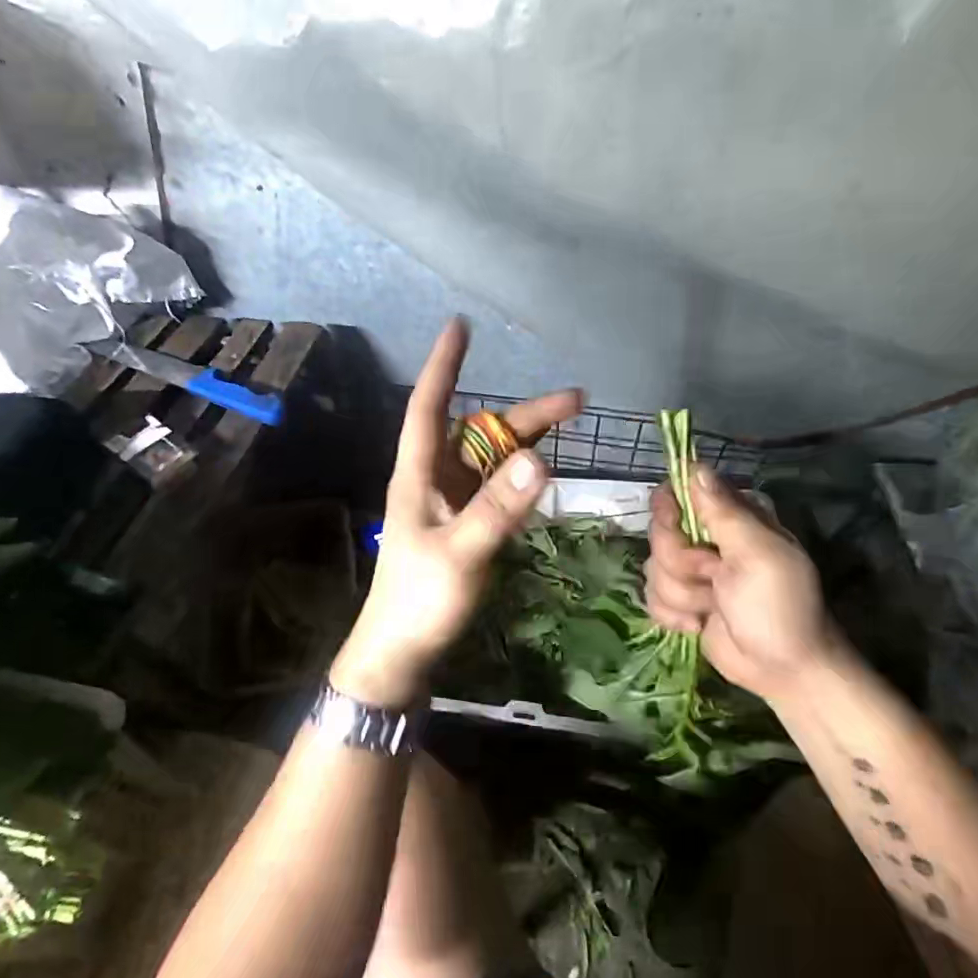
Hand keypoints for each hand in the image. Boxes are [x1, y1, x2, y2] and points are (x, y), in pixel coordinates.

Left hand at [330, 320, 580, 707]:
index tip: (459, 326)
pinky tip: (543, 472)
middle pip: (477, 431)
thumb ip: (497, 510)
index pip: (428, 407)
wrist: (402, 651)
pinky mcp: (464, 525)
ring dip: (526, 441)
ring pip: (490, 459)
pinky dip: (519, 475)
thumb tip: (540, 459)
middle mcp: (434, 480)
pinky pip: (495, 487)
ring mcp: (450, 503)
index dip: (443, 366)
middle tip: (575, 400)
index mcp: (419, 475)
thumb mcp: (460, 554)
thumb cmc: (419, 600)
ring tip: (570, 426)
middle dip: (522, 413)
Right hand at [644, 465, 844, 697]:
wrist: (782, 670)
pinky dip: (672, 615)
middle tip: (713, 579)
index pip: (679, 493)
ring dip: (681, 595)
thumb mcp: (758, 554)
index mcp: (733, 517)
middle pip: (658, 533)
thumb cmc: (778, 607)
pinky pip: (650, 596)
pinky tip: (697, 624)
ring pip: (652, 568)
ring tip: (712, 608)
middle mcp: (708, 538)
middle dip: (680, 564)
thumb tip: (694, 465)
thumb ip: (723, 511)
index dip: (670, 513)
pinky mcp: (680, 600)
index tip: (679, 531)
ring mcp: (691, 570)